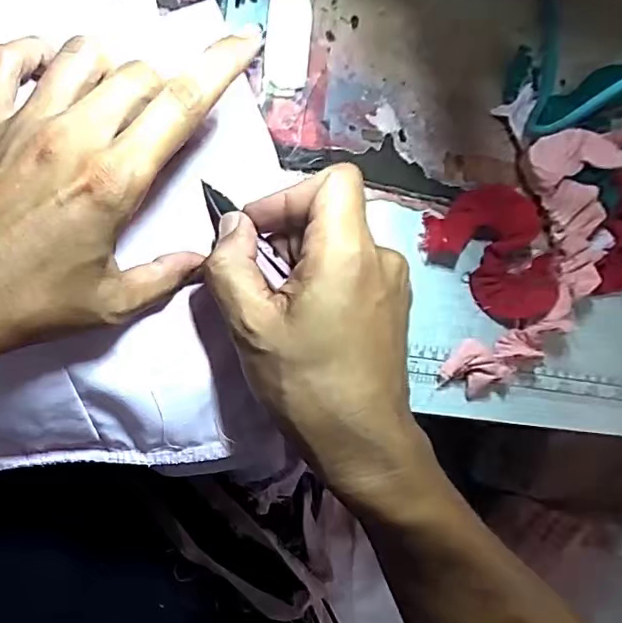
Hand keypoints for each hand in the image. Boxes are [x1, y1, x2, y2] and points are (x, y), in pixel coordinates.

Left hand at [0, 30, 262, 375]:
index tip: (241, 42)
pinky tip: (50, 72)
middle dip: (164, 83)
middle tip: (161, 113)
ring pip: (81, 54)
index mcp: (114, 180)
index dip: (219, 66)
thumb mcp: (111, 303)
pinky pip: (9, 57)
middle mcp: (73, 137)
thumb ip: (164, 277)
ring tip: (112, 94)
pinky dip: (37, 51)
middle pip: (137, 74)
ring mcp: (23, 121)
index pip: (180, 104)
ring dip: (110, 65)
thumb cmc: (29, 306)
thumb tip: (199, 259)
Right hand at [203, 164, 433, 504]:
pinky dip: (318, 281)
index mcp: (350, 251)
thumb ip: (230, 263)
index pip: (332, 179)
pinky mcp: (390, 305)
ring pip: (335, 243)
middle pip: (328, 212)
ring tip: (274, 310)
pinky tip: (301, 322)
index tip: (254, 235)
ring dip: (296, 262)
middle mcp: (381, 256)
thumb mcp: (250, 325)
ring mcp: (391, 282)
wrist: (362, 443)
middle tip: (254, 283)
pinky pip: (348, 270)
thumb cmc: (305, 385)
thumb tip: (232, 224)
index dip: (285, 195)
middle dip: (282, 236)